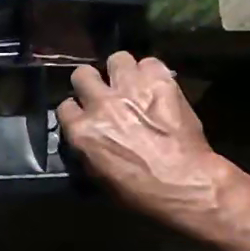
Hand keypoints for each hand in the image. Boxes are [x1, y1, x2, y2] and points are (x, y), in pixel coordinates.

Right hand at [57, 52, 231, 230]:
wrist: (184, 182)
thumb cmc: (139, 191)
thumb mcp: (99, 177)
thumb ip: (86, 149)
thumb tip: (85, 138)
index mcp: (82, 130)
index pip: (65, 106)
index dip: (77, 110)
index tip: (85, 115)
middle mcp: (102, 103)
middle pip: (82, 74)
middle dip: (91, 83)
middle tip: (104, 93)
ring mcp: (131, 88)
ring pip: (117, 59)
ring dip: (122, 71)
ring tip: (132, 83)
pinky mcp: (160, 80)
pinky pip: (150, 62)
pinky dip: (152, 72)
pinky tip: (157, 86)